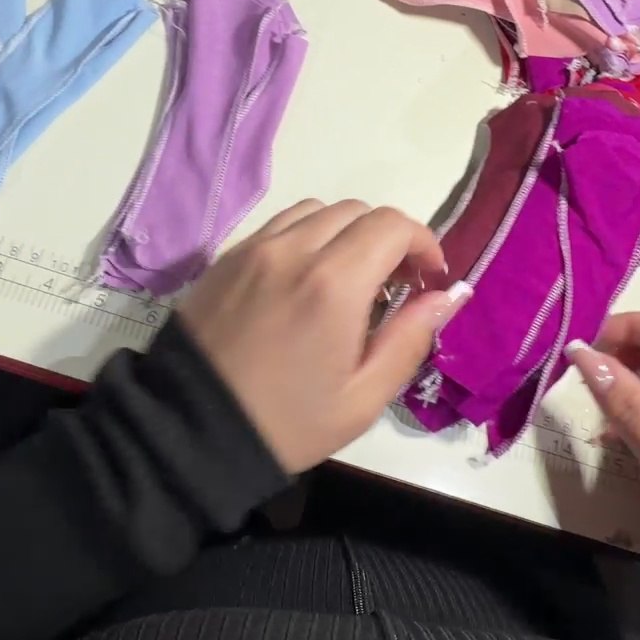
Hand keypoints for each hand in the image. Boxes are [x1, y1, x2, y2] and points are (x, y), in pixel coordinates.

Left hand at [178, 200, 470, 472]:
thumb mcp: (363, 398)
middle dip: (388, 238)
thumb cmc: (286, 423)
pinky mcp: (227, 255)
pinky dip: (306, 236)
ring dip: (346, 232)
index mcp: (333, 283)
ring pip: (317, 210)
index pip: (393, 225)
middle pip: (358, 210)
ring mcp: (255, 247)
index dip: (423, 243)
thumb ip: (411, 337)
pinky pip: (279, 225)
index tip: (427, 278)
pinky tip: (304, 278)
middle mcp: (293, 249)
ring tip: (348, 277)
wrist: (189, 429)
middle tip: (393, 283)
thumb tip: (449, 293)